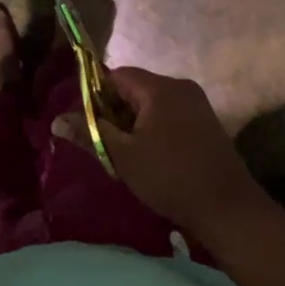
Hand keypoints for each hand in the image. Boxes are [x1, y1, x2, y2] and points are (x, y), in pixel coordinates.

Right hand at [57, 67, 265, 233]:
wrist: (229, 210)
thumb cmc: (171, 179)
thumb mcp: (122, 158)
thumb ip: (89, 133)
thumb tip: (56, 120)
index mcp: (160, 88)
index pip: (116, 75)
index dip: (97, 96)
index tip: (91, 125)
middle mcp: (180, 86)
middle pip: (135, 88)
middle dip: (117, 112)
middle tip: (109, 145)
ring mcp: (197, 104)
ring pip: (152, 104)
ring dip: (136, 124)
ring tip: (129, 156)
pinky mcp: (207, 123)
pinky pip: (170, 115)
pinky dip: (155, 130)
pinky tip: (154, 159)